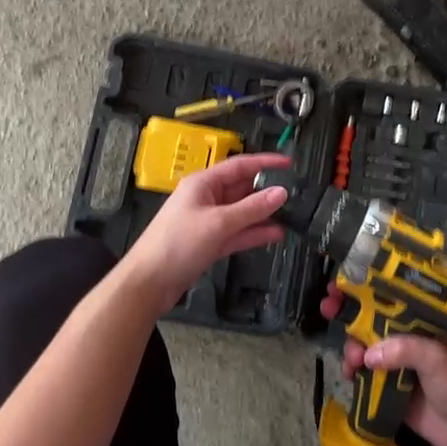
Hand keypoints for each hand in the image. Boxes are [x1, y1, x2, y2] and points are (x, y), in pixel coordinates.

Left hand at [118, 153, 292, 317]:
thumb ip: (252, 208)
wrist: (149, 283)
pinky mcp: (210, 242)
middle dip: (266, 190)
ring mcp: (208, 221)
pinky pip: (237, 232)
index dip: (265, 162)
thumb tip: (282, 192)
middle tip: (297, 193)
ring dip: (263, 213)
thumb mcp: (218, 223)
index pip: (239, 166)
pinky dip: (254, 233)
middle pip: (241, 188)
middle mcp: (206, 198)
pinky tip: (276, 234)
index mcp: (203, 183)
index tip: (289, 163)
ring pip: (242, 212)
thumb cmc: (179, 244)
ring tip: (293, 214)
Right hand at [321, 282, 446, 445]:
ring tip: (352, 361)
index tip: (340, 285)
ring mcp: (394, 363)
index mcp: (418, 323)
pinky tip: (350, 376)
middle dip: (348, 313)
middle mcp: (404, 338)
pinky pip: (363, 373)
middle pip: (369, 320)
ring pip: (362, 346)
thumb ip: (404, 349)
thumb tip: (369, 354)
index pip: (388, 299)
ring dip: (351, 347)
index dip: (363, 290)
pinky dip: (352, 371)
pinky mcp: (386, 387)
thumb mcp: (436, 358)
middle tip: (328, 309)